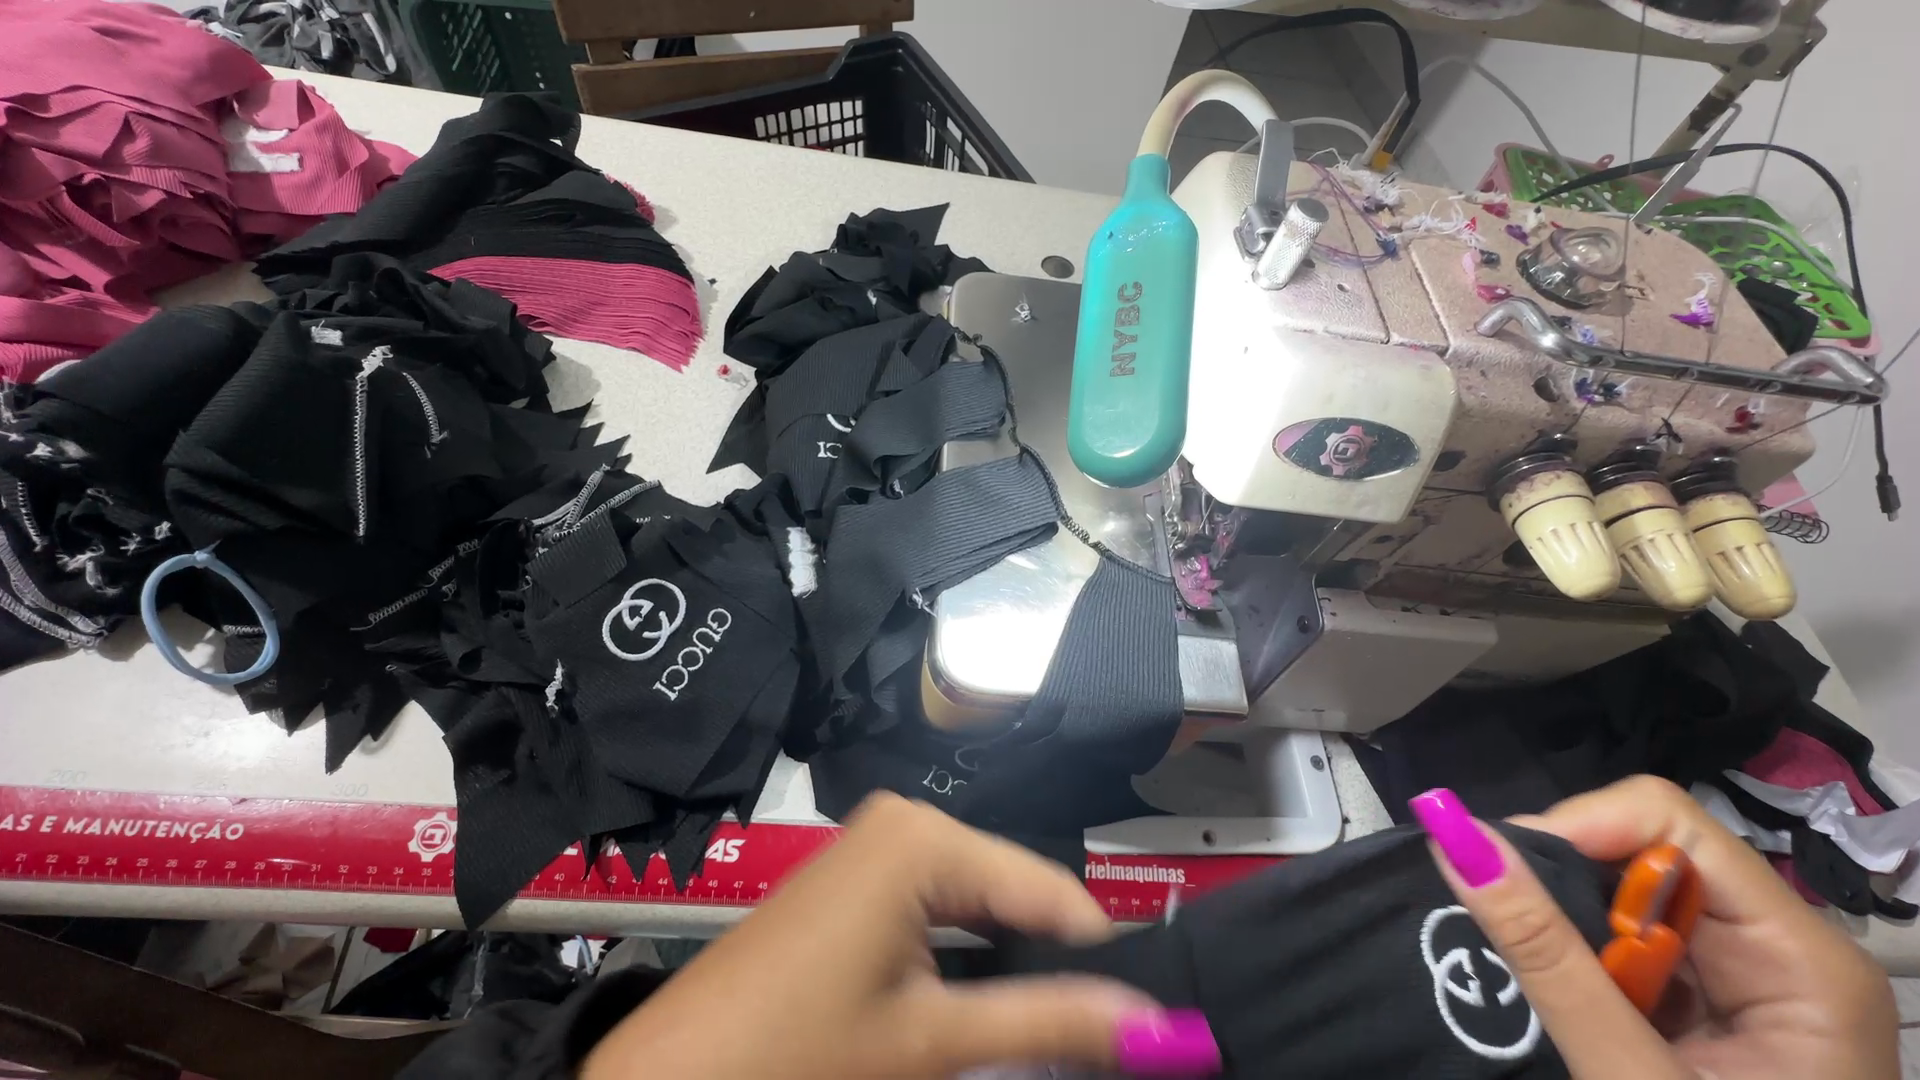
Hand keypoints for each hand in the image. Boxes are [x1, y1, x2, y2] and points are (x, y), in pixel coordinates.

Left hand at [581, 794, 1219, 1079]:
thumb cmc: (795, 1059)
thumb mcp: (932, 1044)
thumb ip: (1048, 1025)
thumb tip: (1158, 1027)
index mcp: (926, 838)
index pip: (1051, 890)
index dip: (1106, 959)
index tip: (1151, 1028)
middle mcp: (904, 822)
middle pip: (1015, 893)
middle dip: (1054, 966)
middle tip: (1102, 1042)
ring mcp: (874, 847)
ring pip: (979, 904)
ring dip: (1012, 967)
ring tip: (1048, 1034)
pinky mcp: (856, 879)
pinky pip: (938, 909)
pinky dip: (967, 958)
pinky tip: (983, 1010)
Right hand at [1410, 776, 1897, 1078]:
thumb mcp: (1630, 1078)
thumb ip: (1546, 957)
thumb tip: (1454, 838)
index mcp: (1800, 957)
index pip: (1668, 821)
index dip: (1575, 827)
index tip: (1501, 874)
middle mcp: (1776, 943)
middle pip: (1640, 847)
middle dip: (1558, 878)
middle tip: (1504, 929)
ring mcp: (1741, 969)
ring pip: (1618, 887)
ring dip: (1558, 916)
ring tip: (1531, 968)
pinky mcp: (1703, 993)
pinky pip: (1619, 929)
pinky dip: (1570, 945)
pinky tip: (1562, 988)